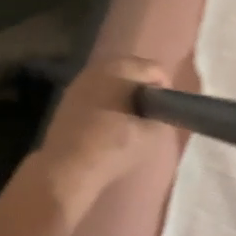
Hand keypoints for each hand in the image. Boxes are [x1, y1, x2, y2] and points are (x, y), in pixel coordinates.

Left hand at [35, 56, 169, 200]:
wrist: (67, 167)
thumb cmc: (112, 146)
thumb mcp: (151, 134)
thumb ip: (162, 117)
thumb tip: (160, 112)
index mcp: (118, 68)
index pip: (154, 69)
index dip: (166, 89)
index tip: (168, 111)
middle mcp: (96, 68)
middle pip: (131, 71)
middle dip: (144, 90)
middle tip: (153, 114)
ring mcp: (78, 83)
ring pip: (111, 83)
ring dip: (124, 97)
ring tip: (134, 121)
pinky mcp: (67, 99)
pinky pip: (96, 94)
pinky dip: (107, 103)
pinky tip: (111, 124)